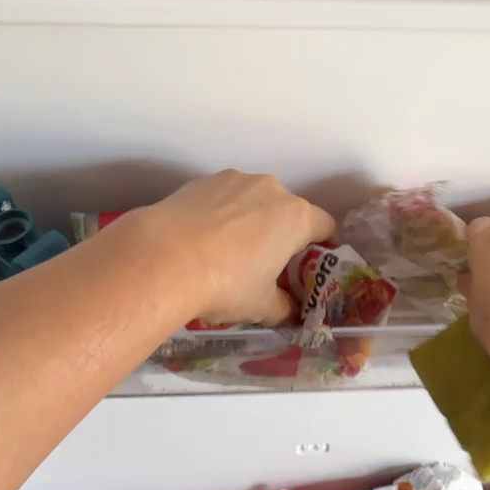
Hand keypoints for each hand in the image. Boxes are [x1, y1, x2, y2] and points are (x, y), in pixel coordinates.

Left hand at [131, 170, 335, 325]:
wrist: (164, 258)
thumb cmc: (225, 283)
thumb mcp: (261, 307)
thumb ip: (283, 307)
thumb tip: (288, 309)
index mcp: (296, 217)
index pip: (326, 226)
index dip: (322, 247)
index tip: (308, 265)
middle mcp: (272, 189)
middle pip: (289, 210)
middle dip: (282, 234)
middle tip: (265, 264)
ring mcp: (237, 180)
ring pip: (255, 200)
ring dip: (251, 220)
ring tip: (226, 251)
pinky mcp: (205, 180)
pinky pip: (224, 197)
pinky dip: (221, 213)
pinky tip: (201, 239)